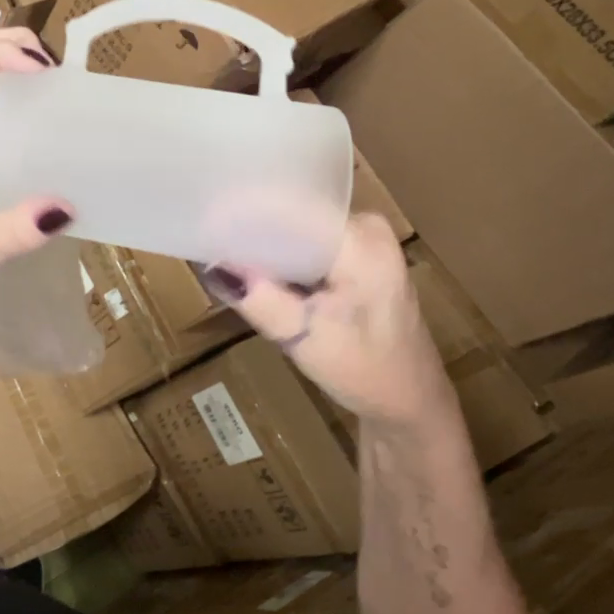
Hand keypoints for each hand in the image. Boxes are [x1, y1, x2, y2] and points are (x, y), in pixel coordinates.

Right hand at [204, 215, 456, 430]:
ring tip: (220, 254)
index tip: (201, 222)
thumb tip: (210, 262)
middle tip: (205, 242)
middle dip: (249, 230)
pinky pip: (305, 242)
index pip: (290, 210)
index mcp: (362, 242)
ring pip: (295, 229)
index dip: (243, 215)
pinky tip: (254, 270)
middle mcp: (365, 228)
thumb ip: (258, 298)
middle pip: (292, 215)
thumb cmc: (366, 373)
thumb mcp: (304, 339)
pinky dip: (279, 256)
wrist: (412, 404)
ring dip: (262, 245)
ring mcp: (363, 239)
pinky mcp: (356, 254)